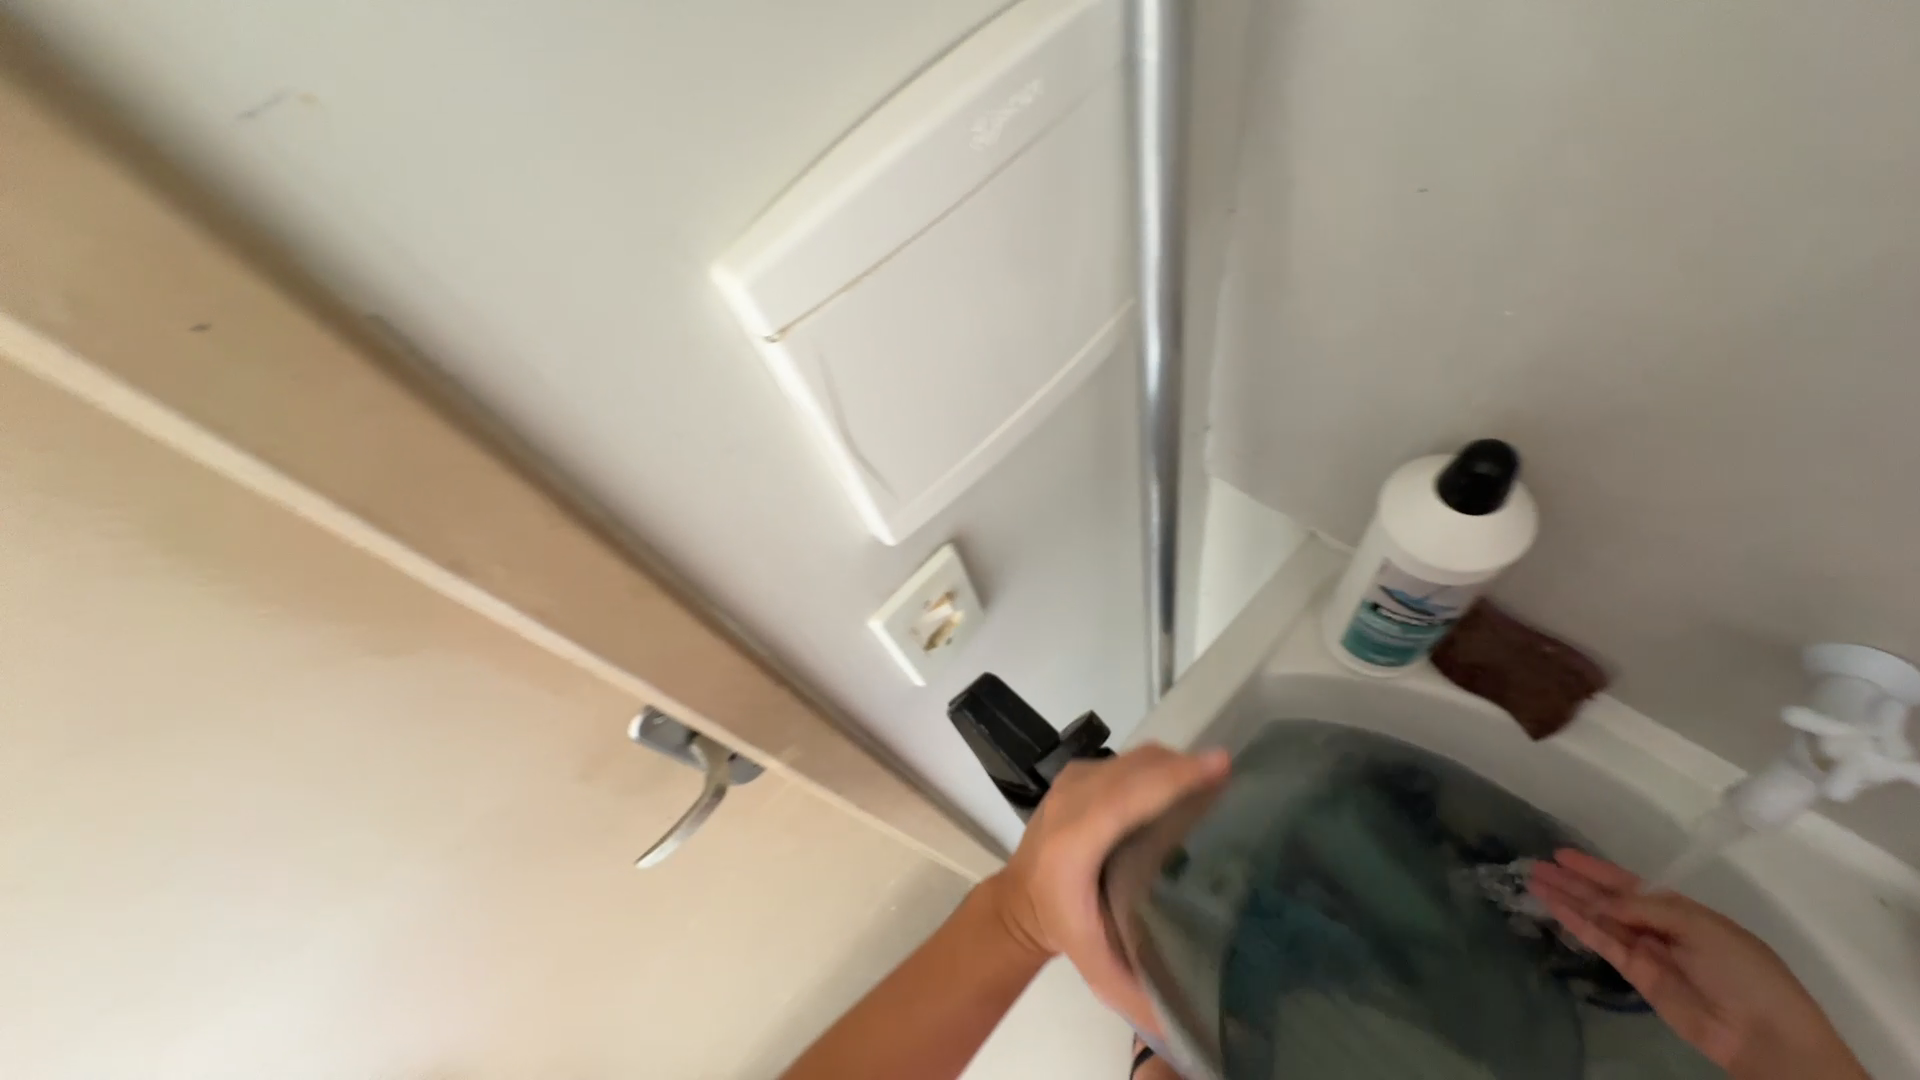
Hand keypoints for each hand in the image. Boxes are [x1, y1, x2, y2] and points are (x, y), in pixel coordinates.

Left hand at [982, 744, 1230, 1036]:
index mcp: (1074, 842)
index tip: (1218, 766)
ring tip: (1210, 786)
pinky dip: (1156, 767)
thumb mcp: (1095, 963)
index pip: (1126, 797)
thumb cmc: (1062, 925)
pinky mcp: (1077, 772)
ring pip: (1133, 758)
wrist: (1019, 899)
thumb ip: (1134, 991)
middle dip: (1185, 768)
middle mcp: (1071, 800)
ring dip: (1172, 766)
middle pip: (1137, 767)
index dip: (1172, 779)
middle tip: (1231, 779)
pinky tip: (1178, 788)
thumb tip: (1182, 1029)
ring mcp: (1072, 780)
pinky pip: (1126, 759)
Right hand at [1529, 849, 1866, 1079]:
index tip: (1562, 854)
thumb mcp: (1700, 926)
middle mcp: (1659, 926)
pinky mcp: (1634, 973)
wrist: (1763, 1033)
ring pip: (1597, 917)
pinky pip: (1600, 941)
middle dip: (1572, 881)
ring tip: (1533, 881)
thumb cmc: (1744, 970)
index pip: (1629, 883)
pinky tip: (1553, 907)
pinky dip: (1576, 924)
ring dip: (1566, 899)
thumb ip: (1645, 908)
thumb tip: (1601, 903)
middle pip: (1607, 898)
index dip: (1596, 868)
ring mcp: (1645, 950)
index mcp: (1681, 910)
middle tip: (1535, 865)